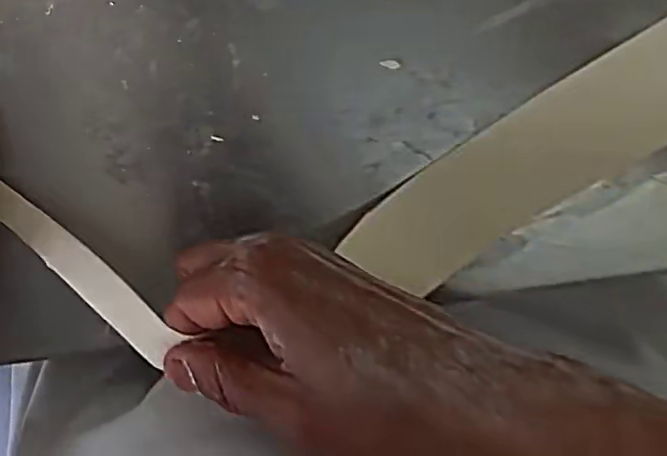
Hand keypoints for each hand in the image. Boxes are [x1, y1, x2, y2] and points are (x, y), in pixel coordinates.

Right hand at [161, 234, 666, 455]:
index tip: (175, 359)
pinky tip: (296, 348)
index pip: (182, 294)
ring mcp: (304, 252)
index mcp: (257, 279)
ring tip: (268, 365)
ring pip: (233, 267)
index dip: (175, 332)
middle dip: (200, 314)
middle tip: (222, 368)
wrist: (491, 406)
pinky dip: (263, 301)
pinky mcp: (327, 261)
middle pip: (201, 269)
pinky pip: (268, 269)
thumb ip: (225, 381)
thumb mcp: (295, 415)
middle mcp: (276, 251)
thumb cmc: (406, 410)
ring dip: (232, 308)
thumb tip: (187, 364)